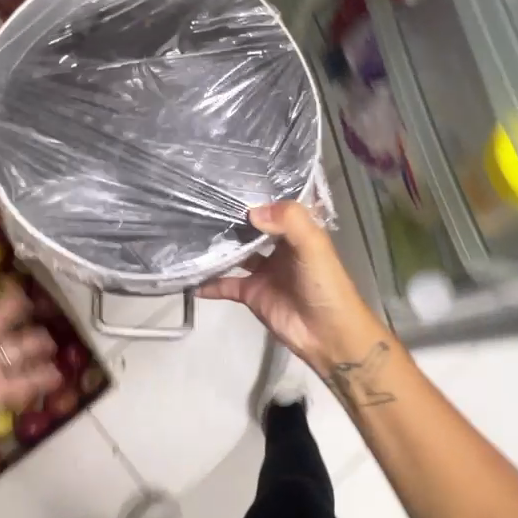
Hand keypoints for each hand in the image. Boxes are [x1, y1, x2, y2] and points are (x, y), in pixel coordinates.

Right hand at [197, 202, 385, 371]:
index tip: (227, 184)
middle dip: (231, 221)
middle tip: (199, 205)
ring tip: (189, 235)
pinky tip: (191, 278)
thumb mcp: (314, 245)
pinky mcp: (252, 294)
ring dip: (218, 249)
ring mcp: (264, 272)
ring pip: (236, 255)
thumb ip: (290, 221)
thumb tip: (252, 211)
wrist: (328, 334)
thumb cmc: (325, 284)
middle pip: (251, 231)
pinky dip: (209, 283)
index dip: (256, 198)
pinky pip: (226, 285)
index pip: (274, 209)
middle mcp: (279, 249)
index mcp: (298, 233)